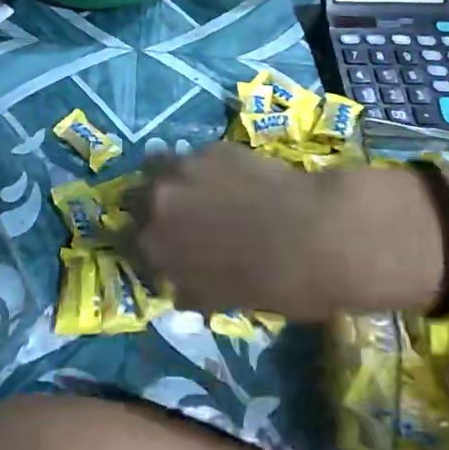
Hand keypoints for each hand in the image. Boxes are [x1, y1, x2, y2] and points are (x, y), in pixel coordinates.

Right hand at [124, 143, 438, 320]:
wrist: (318, 235)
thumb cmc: (274, 283)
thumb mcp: (224, 300)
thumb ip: (191, 289)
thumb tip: (181, 288)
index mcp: (154, 247)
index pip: (129, 244)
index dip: (147, 247)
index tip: (164, 249)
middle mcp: (156, 202)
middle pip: (136, 198)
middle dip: (152, 207)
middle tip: (181, 217)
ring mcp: (183, 169)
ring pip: (161, 167)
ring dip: (173, 180)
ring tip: (201, 190)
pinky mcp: (212, 148)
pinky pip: (199, 158)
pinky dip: (209, 169)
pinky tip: (237, 179)